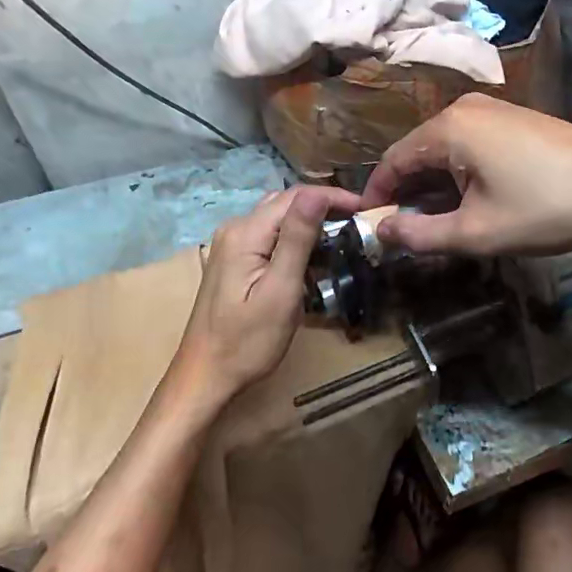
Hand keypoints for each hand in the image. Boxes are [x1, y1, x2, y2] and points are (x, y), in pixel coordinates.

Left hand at [173, 185, 360, 402]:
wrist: (205, 377)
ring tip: (343, 234)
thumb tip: (317, 194)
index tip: (366, 209)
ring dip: (310, 220)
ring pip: (278, 217)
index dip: (333, 197)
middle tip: (359, 222)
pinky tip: (313, 254)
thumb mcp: (279, 291)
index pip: (296, 196)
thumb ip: (297, 239)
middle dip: (324, 205)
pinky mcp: (234, 260)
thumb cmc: (246, 342)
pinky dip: (295, 237)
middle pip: (286, 202)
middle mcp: (235, 229)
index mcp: (246, 232)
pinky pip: (270, 235)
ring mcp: (232, 244)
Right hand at [360, 94, 571, 256]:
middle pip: (419, 152)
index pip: (393, 160)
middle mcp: (466, 108)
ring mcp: (495, 109)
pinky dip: (461, 173)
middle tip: (407, 233)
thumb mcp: (476, 233)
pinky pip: (471, 144)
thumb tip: (381, 231)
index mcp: (448, 127)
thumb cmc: (545, 210)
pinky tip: (474, 200)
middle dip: (409, 193)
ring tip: (440, 223)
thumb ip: (420, 235)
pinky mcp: (516, 118)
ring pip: (446, 149)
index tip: (369, 226)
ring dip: (436, 186)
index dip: (378, 195)